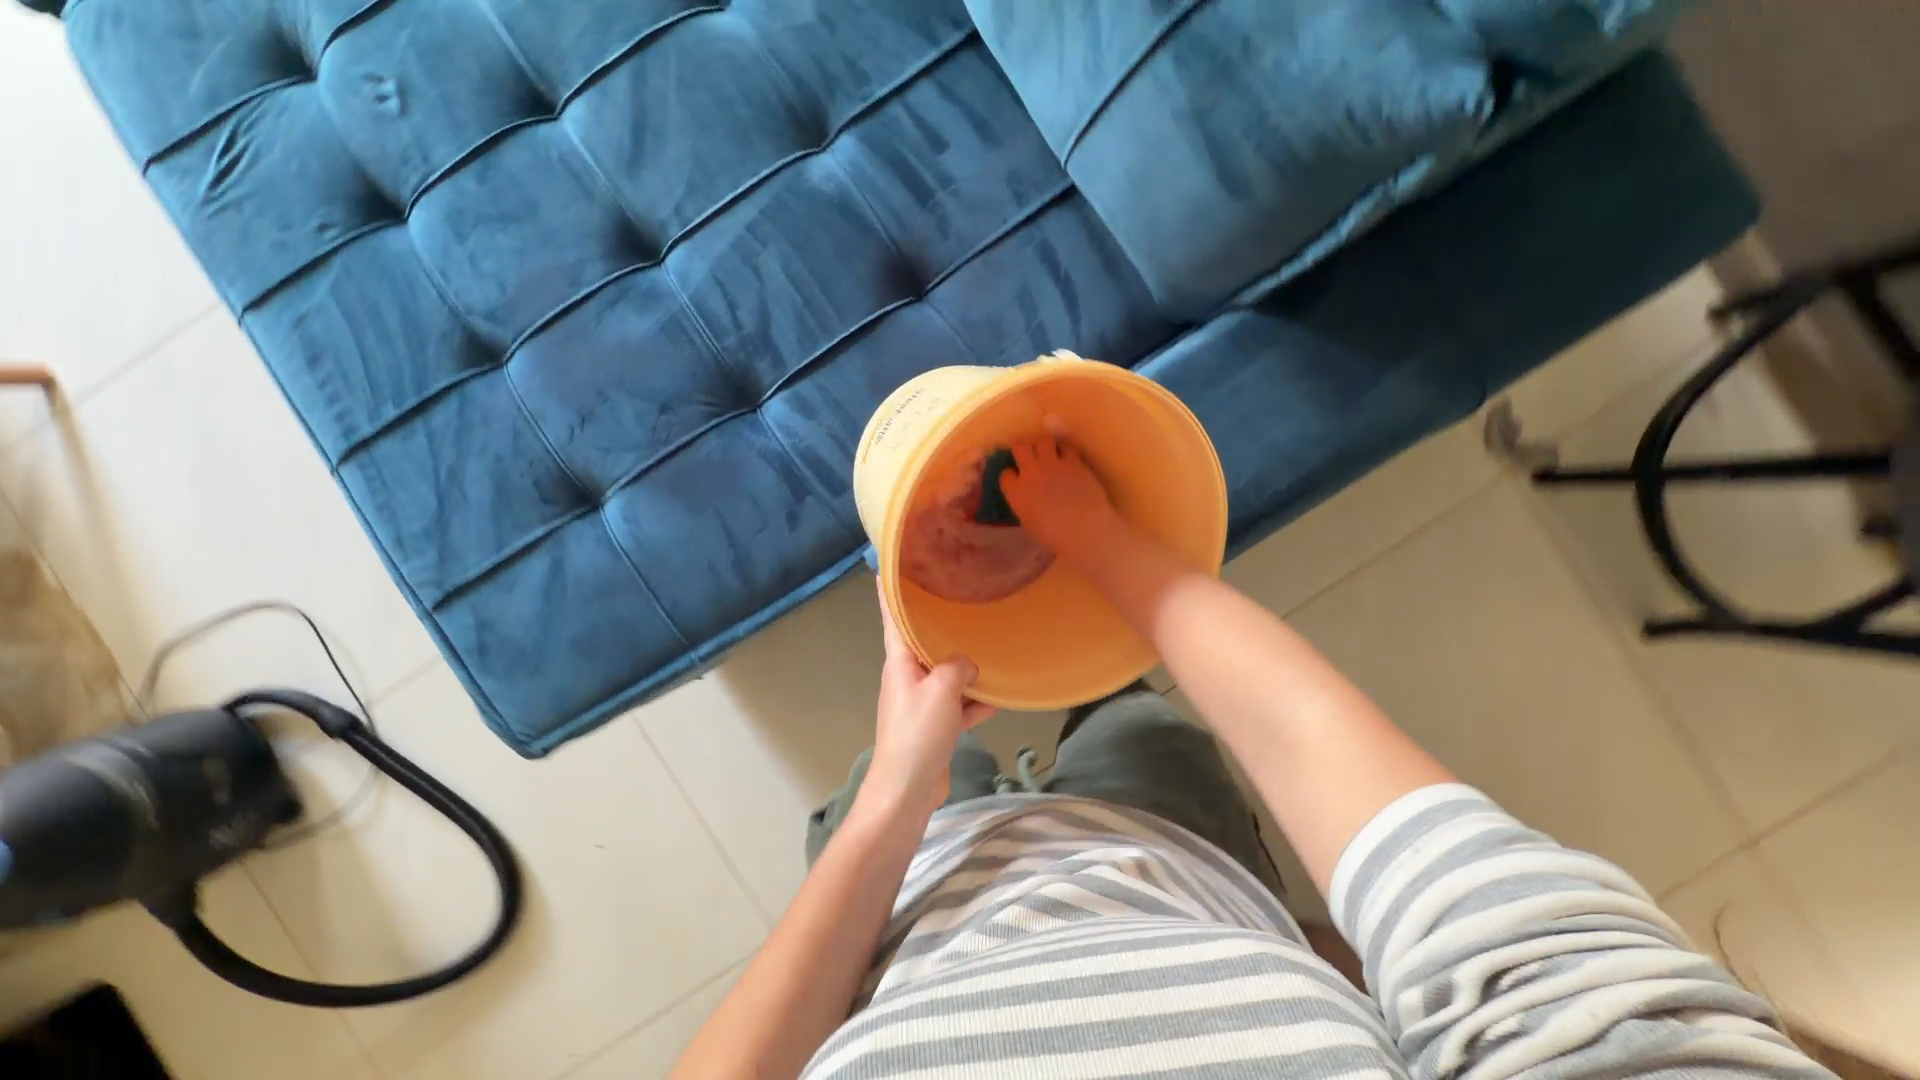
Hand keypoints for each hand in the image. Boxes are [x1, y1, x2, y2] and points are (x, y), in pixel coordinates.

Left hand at [862, 581, 997, 822]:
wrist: (908, 789)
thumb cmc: (917, 733)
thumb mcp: (940, 690)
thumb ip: (957, 666)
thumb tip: (969, 664)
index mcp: (899, 662)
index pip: (892, 617)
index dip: (889, 591)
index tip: (886, 566)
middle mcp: (908, 677)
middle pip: (923, 643)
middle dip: (938, 623)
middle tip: (959, 596)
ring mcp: (922, 703)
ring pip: (945, 674)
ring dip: (965, 665)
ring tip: (990, 643)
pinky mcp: (936, 726)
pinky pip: (958, 703)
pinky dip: (976, 700)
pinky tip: (1000, 695)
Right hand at [999, 436, 1123, 561]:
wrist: (1084, 529)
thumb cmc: (1054, 537)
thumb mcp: (1030, 524)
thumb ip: (1025, 506)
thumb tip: (1030, 501)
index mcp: (1016, 492)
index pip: (1005, 475)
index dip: (1011, 475)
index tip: (1016, 479)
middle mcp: (1030, 472)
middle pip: (1020, 446)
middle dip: (1022, 448)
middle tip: (1028, 454)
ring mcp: (1052, 464)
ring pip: (1043, 440)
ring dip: (1044, 444)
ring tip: (1049, 451)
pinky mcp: (1074, 461)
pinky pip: (1066, 447)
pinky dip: (1065, 451)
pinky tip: (1068, 458)